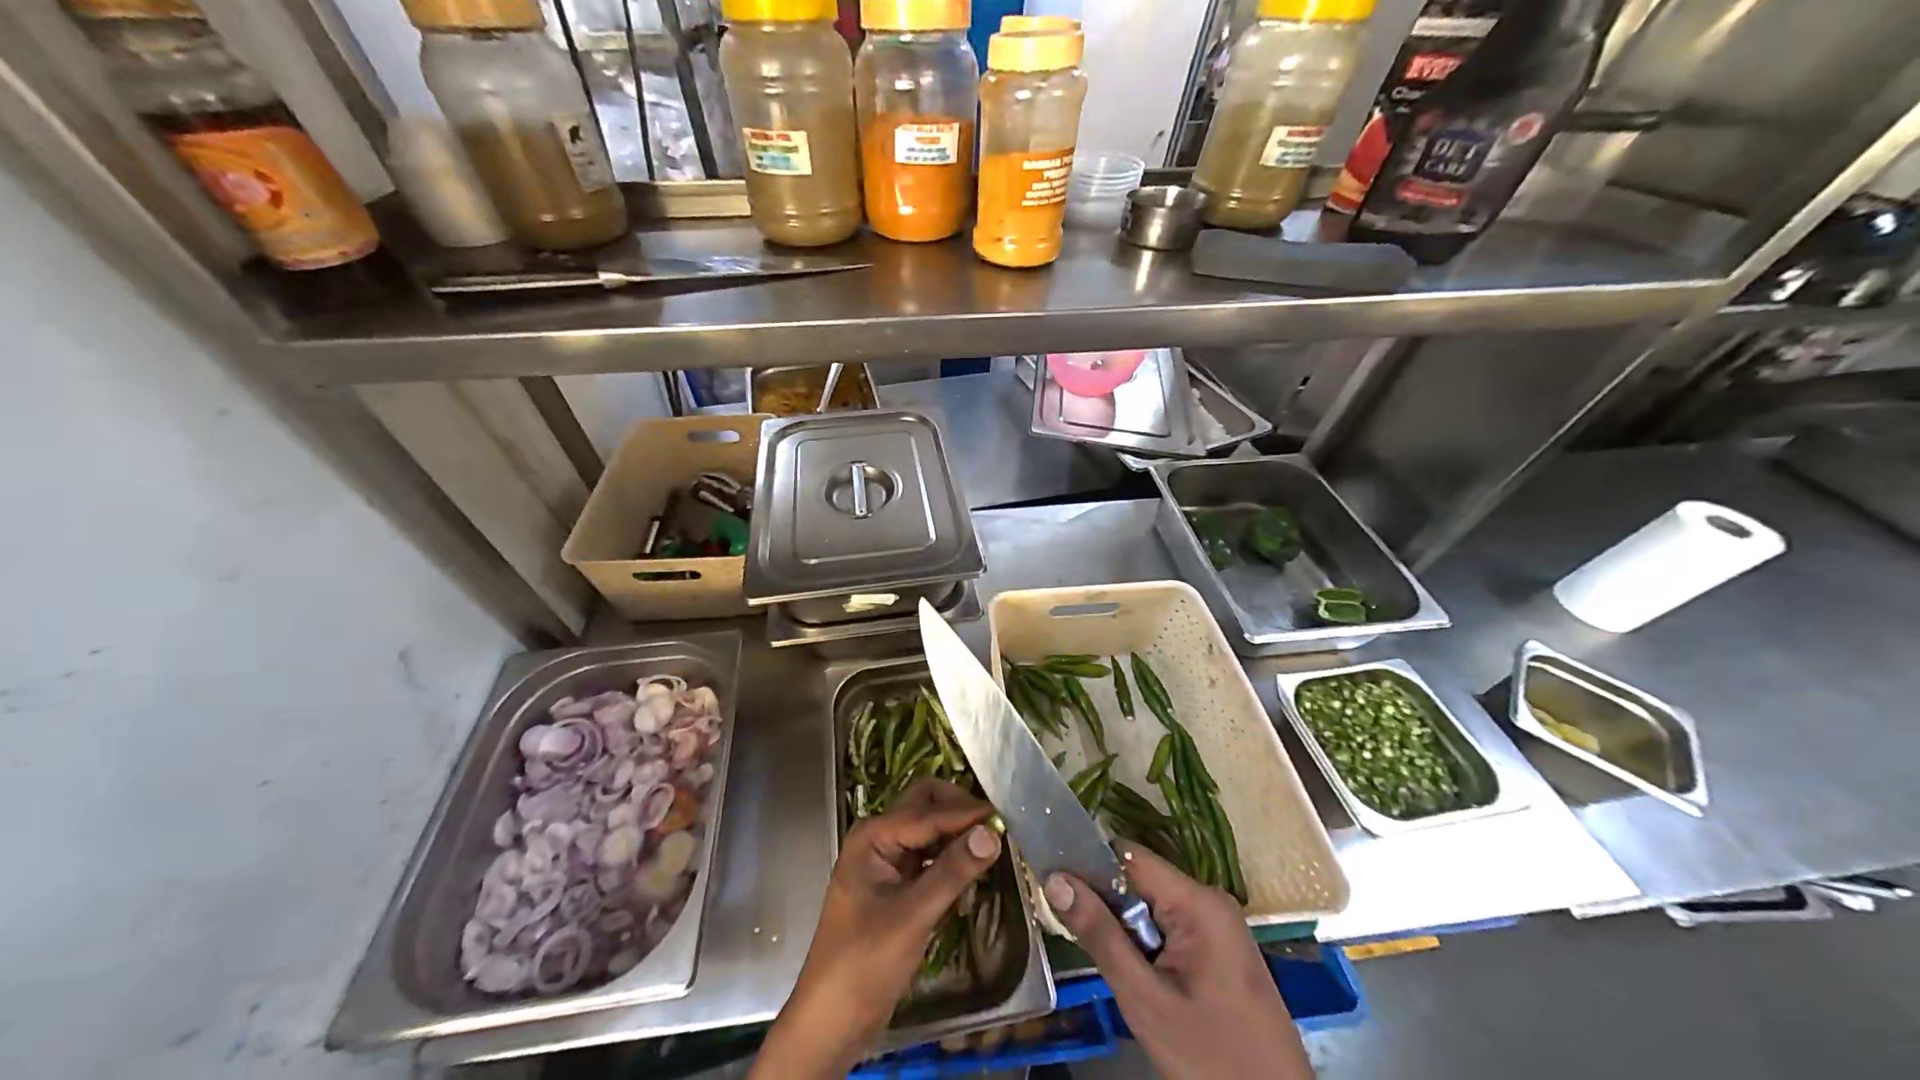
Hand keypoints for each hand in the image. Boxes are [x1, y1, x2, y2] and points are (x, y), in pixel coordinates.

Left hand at [751, 778, 1002, 1078]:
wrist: (832, 1019)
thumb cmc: (864, 963)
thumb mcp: (913, 916)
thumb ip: (952, 872)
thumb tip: (991, 834)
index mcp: (873, 836)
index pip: (929, 812)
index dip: (967, 813)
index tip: (1006, 817)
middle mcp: (878, 839)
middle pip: (926, 807)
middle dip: (959, 812)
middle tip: (996, 828)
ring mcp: (886, 861)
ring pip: (929, 830)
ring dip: (957, 834)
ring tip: (992, 847)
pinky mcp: (896, 885)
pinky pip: (929, 856)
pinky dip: (950, 857)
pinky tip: (972, 871)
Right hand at [1045, 844, 1312, 1079]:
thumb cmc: (1210, 1056)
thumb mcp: (1145, 998)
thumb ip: (1100, 935)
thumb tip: (1056, 880)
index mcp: (1198, 901)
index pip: (1128, 855)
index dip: (1089, 864)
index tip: (1055, 885)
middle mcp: (1210, 899)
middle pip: (1139, 878)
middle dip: (1106, 902)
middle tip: (1076, 934)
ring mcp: (1218, 923)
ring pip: (1151, 903)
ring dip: (1124, 925)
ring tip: (1104, 958)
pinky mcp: (1219, 946)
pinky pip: (1169, 923)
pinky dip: (1145, 940)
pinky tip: (1136, 972)